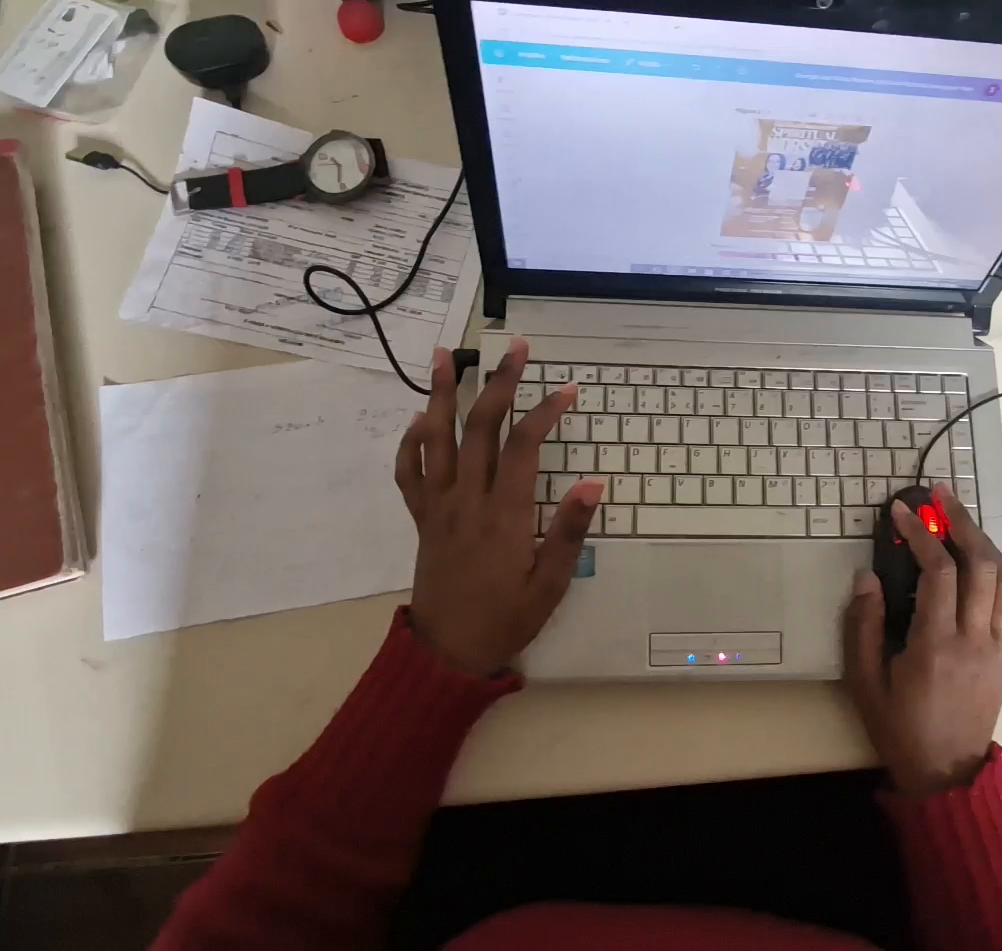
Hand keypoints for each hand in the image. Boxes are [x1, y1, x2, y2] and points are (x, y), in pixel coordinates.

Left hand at [396, 338, 603, 674]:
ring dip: (439, 394)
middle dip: (498, 383)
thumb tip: (593, 482)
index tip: (567, 389)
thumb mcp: (549, 584)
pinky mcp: (422, 518)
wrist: (448, 653)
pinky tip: (417, 420)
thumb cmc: (506, 618)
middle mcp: (466, 499)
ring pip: (436, 439)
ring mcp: (438, 506)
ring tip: (444, 356)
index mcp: (503, 514)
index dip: (545, 412)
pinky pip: (408, 473)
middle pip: (479, 427)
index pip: (523, 446)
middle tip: (515, 349)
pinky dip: (410, 443)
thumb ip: (568, 531)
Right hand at [845, 482, 1001, 794]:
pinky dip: (998, 571)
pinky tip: (980, 560)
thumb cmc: (899, 726)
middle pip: (981, 564)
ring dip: (984, 542)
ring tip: (961, 519)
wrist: (947, 773)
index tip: (902, 509)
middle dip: (961, 521)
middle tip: (941, 493)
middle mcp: (976, 637)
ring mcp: (999, 645)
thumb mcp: (865, 680)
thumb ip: (864, 625)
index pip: (939, 570)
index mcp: (937, 643)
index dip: (922, 532)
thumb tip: (867, 576)